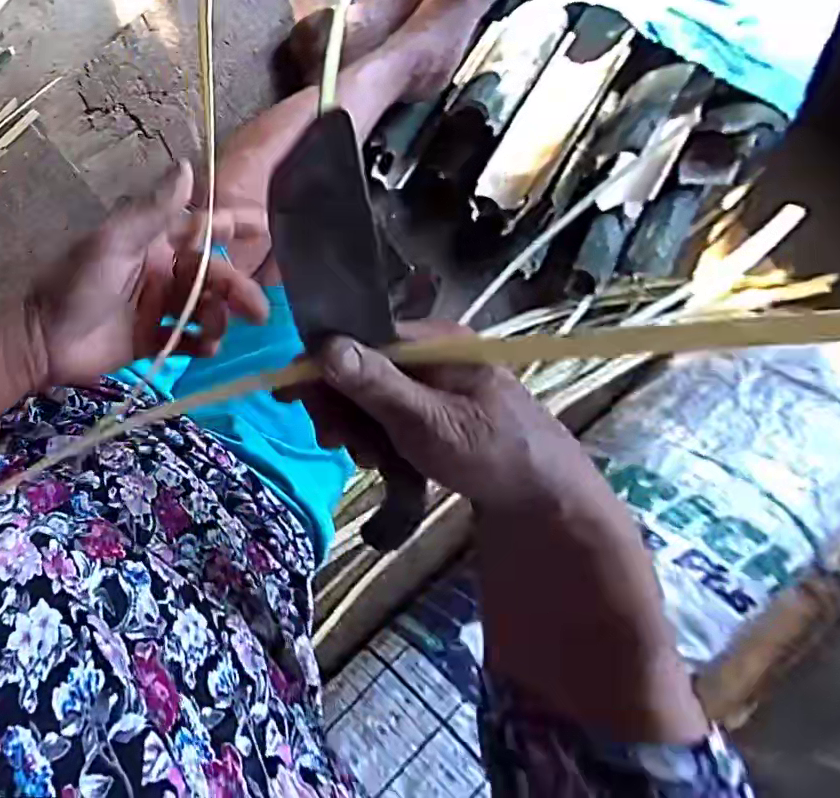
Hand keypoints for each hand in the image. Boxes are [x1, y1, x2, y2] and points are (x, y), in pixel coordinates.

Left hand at [25, 163, 269, 386]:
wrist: (41, 340)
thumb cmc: (77, 284)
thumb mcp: (115, 241)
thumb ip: (154, 210)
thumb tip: (187, 165)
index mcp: (153, 242)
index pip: (199, 228)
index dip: (230, 225)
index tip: (262, 226)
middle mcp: (161, 270)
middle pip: (210, 275)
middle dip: (235, 289)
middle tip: (258, 311)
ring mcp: (157, 306)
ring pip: (204, 308)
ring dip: (218, 319)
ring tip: (215, 334)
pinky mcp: (152, 338)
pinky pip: (186, 339)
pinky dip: (200, 343)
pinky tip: (205, 349)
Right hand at [306, 322, 708, 743]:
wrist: (548, 500)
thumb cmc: (492, 456)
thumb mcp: (429, 423)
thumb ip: (377, 385)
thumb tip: (324, 346)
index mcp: (434, 340)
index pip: (357, 337)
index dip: (321, 366)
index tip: (291, 399)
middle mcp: (430, 350)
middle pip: (359, 364)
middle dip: (339, 403)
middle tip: (335, 441)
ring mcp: (433, 377)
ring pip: (369, 390)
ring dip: (355, 423)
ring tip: (365, 457)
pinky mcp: (434, 402)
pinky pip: (387, 407)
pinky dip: (374, 430)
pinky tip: (378, 456)